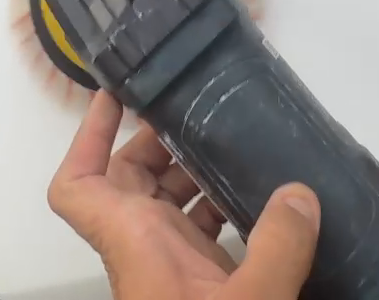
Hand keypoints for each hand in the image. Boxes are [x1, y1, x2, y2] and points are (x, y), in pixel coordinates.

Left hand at [51, 90, 322, 299]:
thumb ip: (275, 246)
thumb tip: (301, 192)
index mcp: (133, 242)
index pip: (77, 188)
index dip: (85, 137)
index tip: (115, 96)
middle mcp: (141, 247)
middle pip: (127, 178)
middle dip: (157, 141)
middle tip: (197, 111)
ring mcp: (167, 267)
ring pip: (162, 201)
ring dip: (190, 170)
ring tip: (231, 141)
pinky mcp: (195, 285)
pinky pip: (195, 228)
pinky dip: (215, 204)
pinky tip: (258, 195)